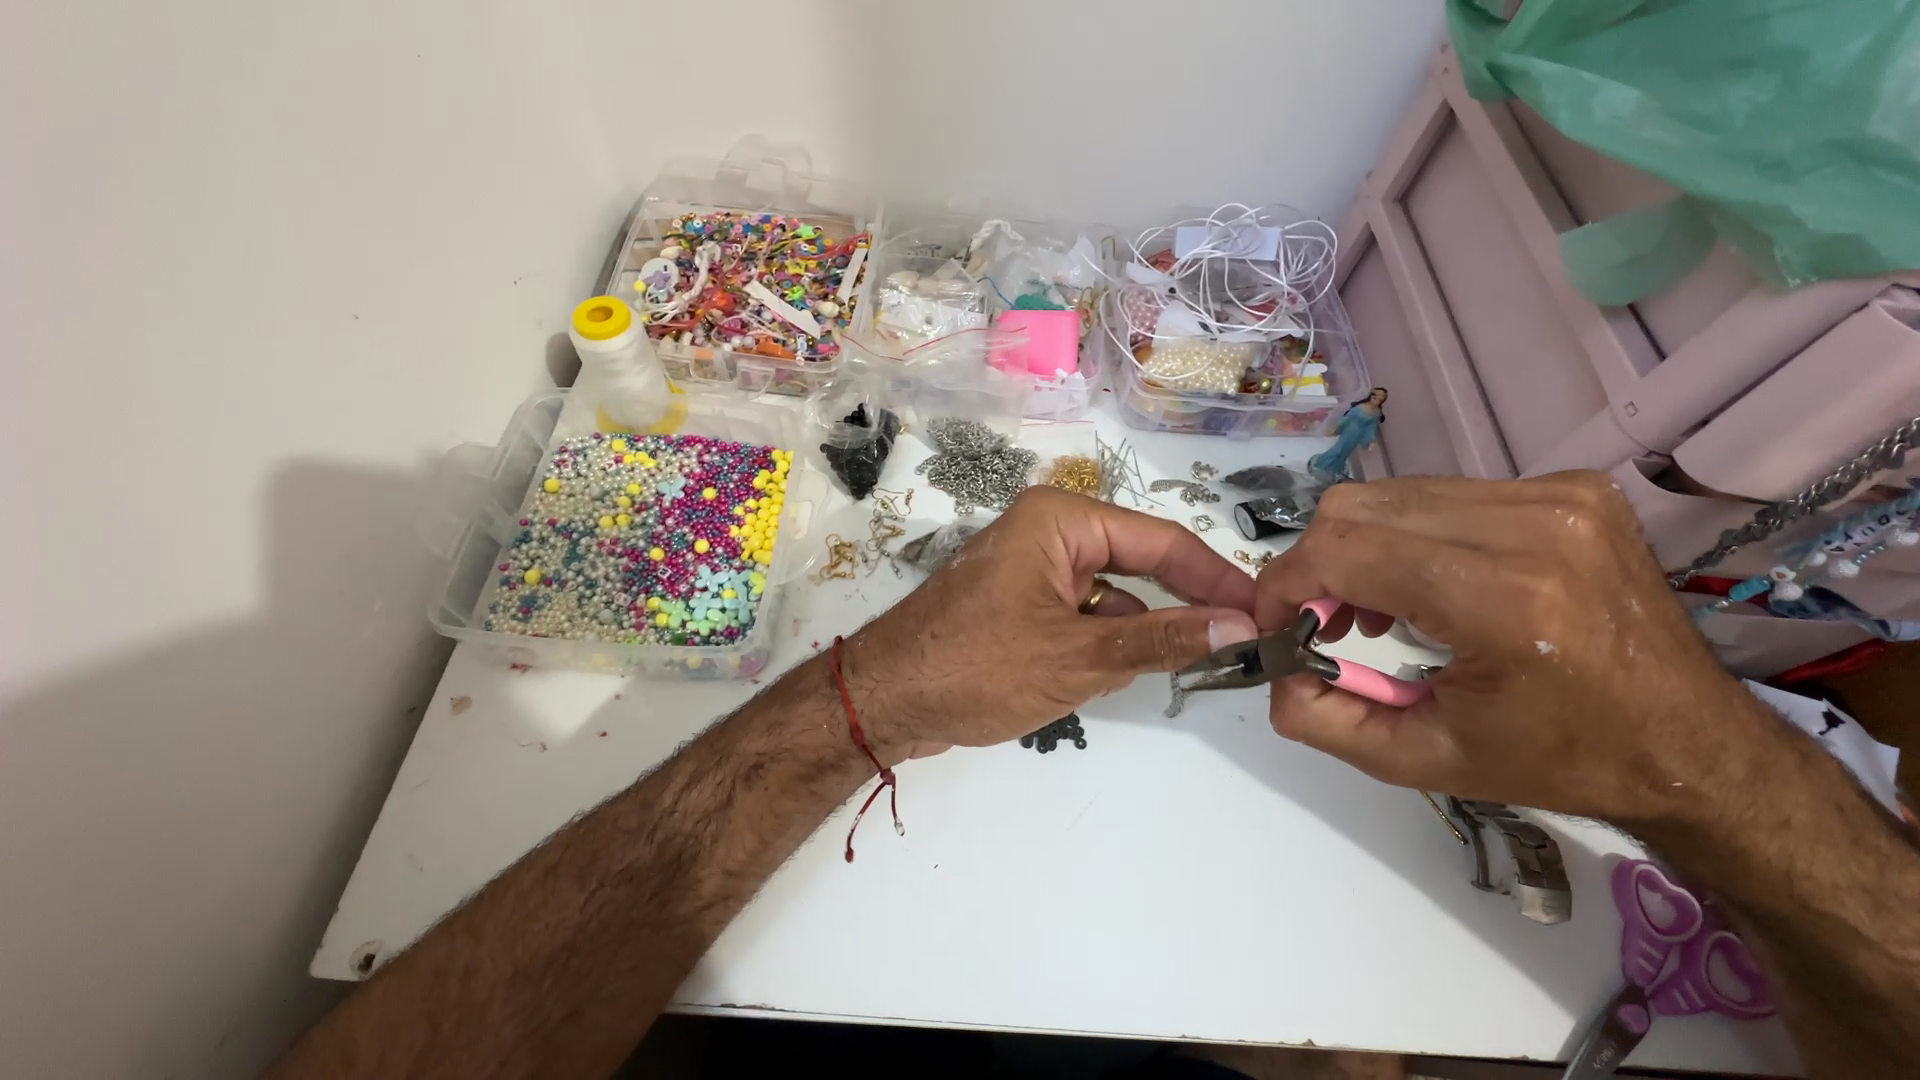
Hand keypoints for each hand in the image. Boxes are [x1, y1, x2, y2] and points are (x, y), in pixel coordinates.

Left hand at [842, 486, 1258, 763]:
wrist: (883, 703)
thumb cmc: (977, 667)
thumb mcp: (1078, 656)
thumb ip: (1162, 640)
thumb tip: (1240, 626)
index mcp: (1060, 521)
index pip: (1160, 541)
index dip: (1215, 577)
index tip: (1263, 612)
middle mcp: (1048, 535)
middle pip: (1138, 566)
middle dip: (1179, 608)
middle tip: (1238, 644)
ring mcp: (1032, 572)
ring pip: (1112, 599)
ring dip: (1137, 636)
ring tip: (1173, 670)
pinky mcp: (1020, 608)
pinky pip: (1081, 619)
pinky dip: (1102, 648)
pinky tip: (1103, 681)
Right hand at [1256, 471, 1757, 821]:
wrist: (1692, 744)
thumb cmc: (1558, 760)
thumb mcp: (1423, 760)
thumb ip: (1323, 720)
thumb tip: (1271, 671)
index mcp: (1504, 599)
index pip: (1343, 551)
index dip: (1284, 583)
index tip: (1276, 624)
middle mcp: (1533, 525)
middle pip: (1355, 509)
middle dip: (1316, 565)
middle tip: (1325, 623)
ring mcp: (1556, 496)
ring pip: (1390, 495)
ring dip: (1357, 548)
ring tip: (1373, 609)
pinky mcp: (1568, 488)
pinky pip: (1438, 494)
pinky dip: (1405, 536)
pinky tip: (1422, 584)